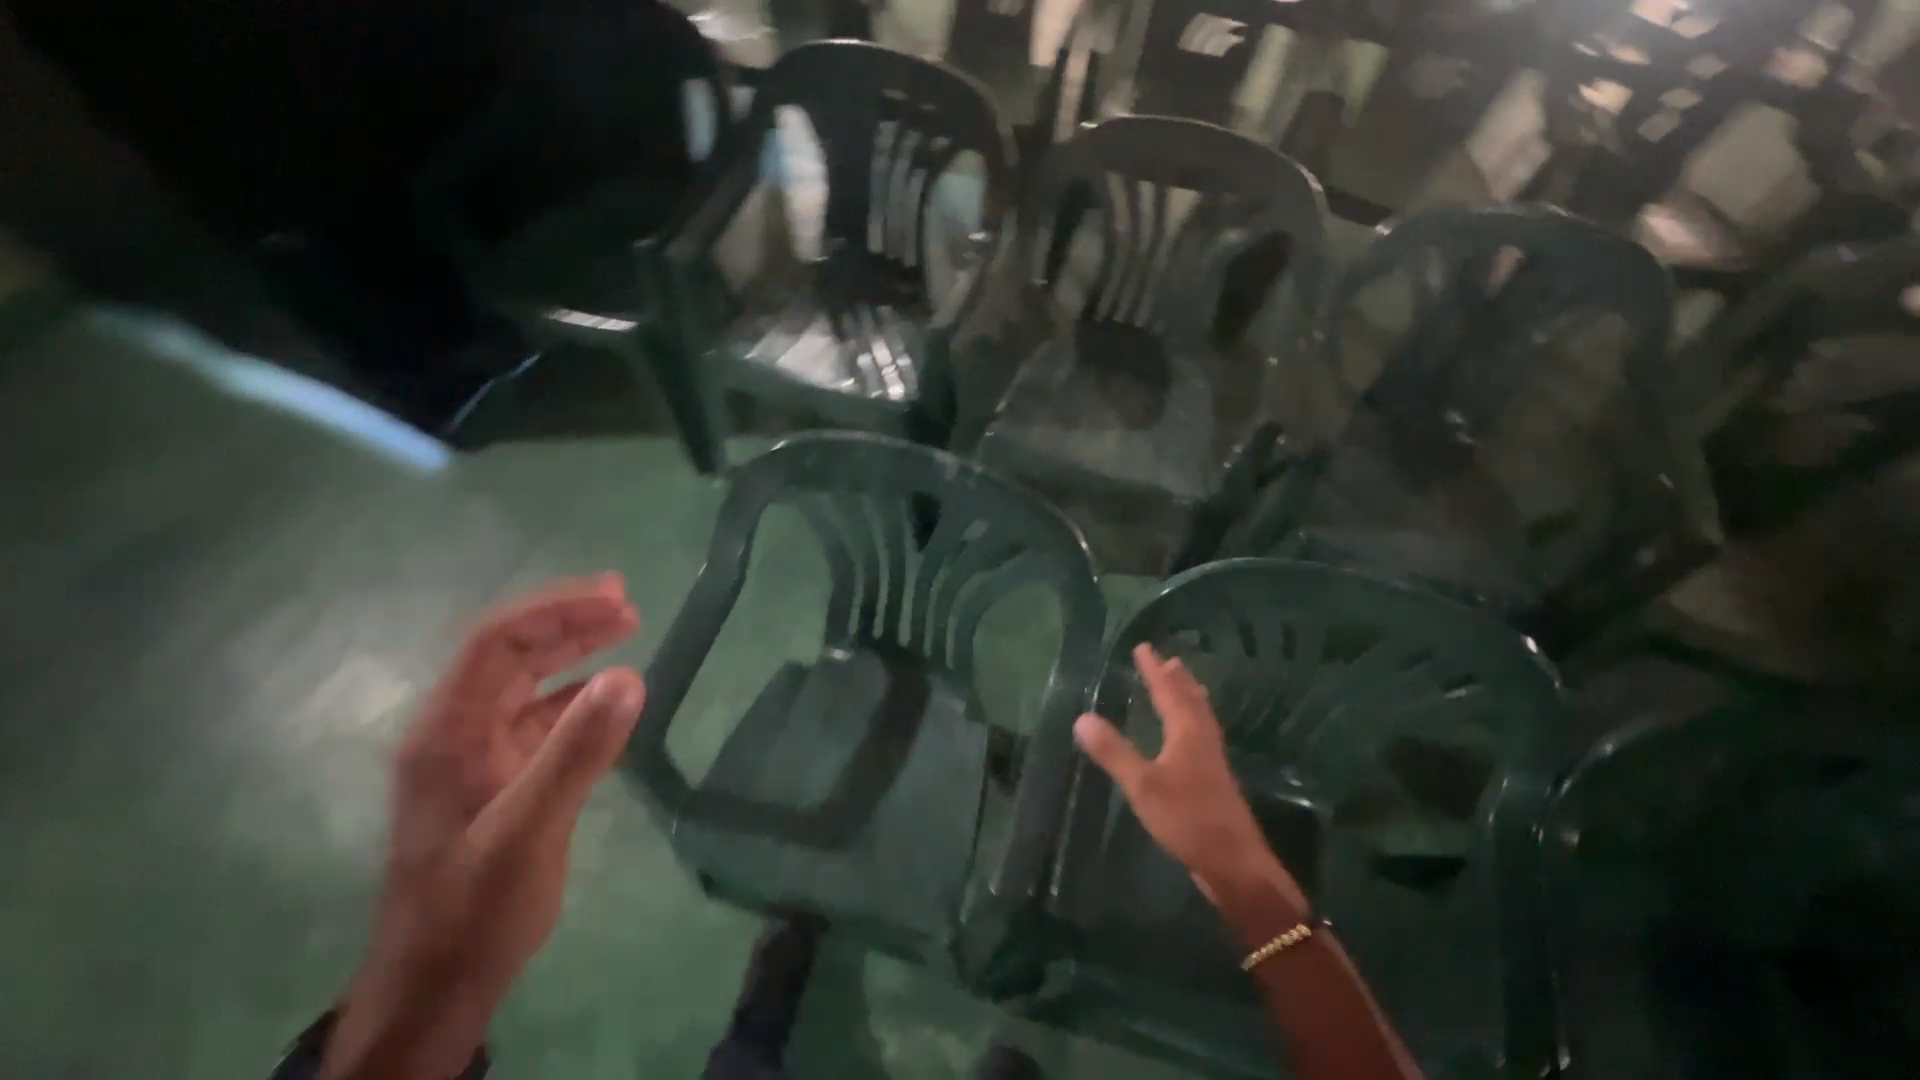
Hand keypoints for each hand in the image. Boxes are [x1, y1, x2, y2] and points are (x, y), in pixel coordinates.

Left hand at [324, 575, 645, 1079]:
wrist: (436, 989)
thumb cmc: (475, 909)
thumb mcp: (529, 830)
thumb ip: (577, 753)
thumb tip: (630, 676)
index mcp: (447, 733)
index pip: (497, 645)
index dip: (557, 612)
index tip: (618, 599)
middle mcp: (455, 734)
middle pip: (510, 657)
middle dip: (567, 624)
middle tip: (628, 604)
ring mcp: (475, 760)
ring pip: (525, 687)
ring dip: (572, 656)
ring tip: (625, 632)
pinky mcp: (497, 785)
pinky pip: (538, 725)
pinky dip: (575, 702)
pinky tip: (609, 701)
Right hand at [1073, 644, 1306, 916]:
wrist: (1234, 863)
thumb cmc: (1188, 819)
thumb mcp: (1143, 785)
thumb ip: (1113, 752)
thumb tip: (1082, 717)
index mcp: (1188, 733)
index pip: (1168, 692)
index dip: (1154, 670)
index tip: (1143, 647)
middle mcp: (1203, 740)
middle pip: (1191, 700)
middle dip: (1176, 679)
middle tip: (1167, 660)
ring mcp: (1212, 761)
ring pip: (1200, 717)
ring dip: (1189, 697)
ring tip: (1184, 685)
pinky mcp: (1214, 781)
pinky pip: (1201, 736)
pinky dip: (1192, 721)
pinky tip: (1187, 737)